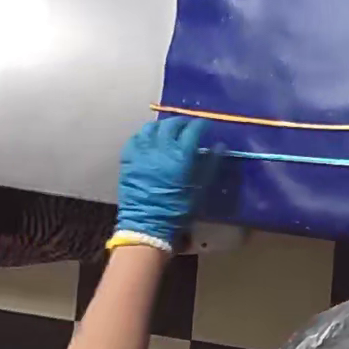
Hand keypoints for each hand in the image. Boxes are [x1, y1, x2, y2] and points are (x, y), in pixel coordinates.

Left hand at [115, 117, 212, 245]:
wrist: (148, 225)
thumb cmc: (179, 209)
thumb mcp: (200, 188)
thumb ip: (210, 164)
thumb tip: (220, 145)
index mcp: (182, 154)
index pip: (193, 129)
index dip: (201, 125)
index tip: (206, 126)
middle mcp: (161, 147)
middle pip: (172, 124)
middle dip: (182, 123)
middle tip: (187, 127)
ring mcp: (142, 151)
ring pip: (151, 127)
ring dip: (162, 126)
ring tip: (168, 131)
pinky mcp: (128, 158)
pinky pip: (136, 138)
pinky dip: (144, 135)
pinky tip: (149, 140)